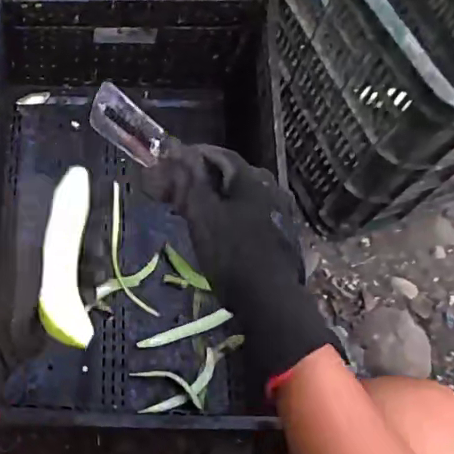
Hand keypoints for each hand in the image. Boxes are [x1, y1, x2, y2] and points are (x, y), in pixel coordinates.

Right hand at [142, 144, 337, 387]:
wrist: (270, 298)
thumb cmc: (231, 254)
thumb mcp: (202, 216)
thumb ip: (190, 183)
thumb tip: (177, 155)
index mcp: (251, 178)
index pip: (218, 154)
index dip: (192, 155)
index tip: (170, 162)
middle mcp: (271, 187)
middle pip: (232, 174)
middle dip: (204, 177)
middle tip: (180, 188)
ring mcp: (281, 211)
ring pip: (243, 196)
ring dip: (219, 198)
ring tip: (197, 211)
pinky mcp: (283, 234)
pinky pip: (252, 214)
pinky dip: (232, 214)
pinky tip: (222, 230)